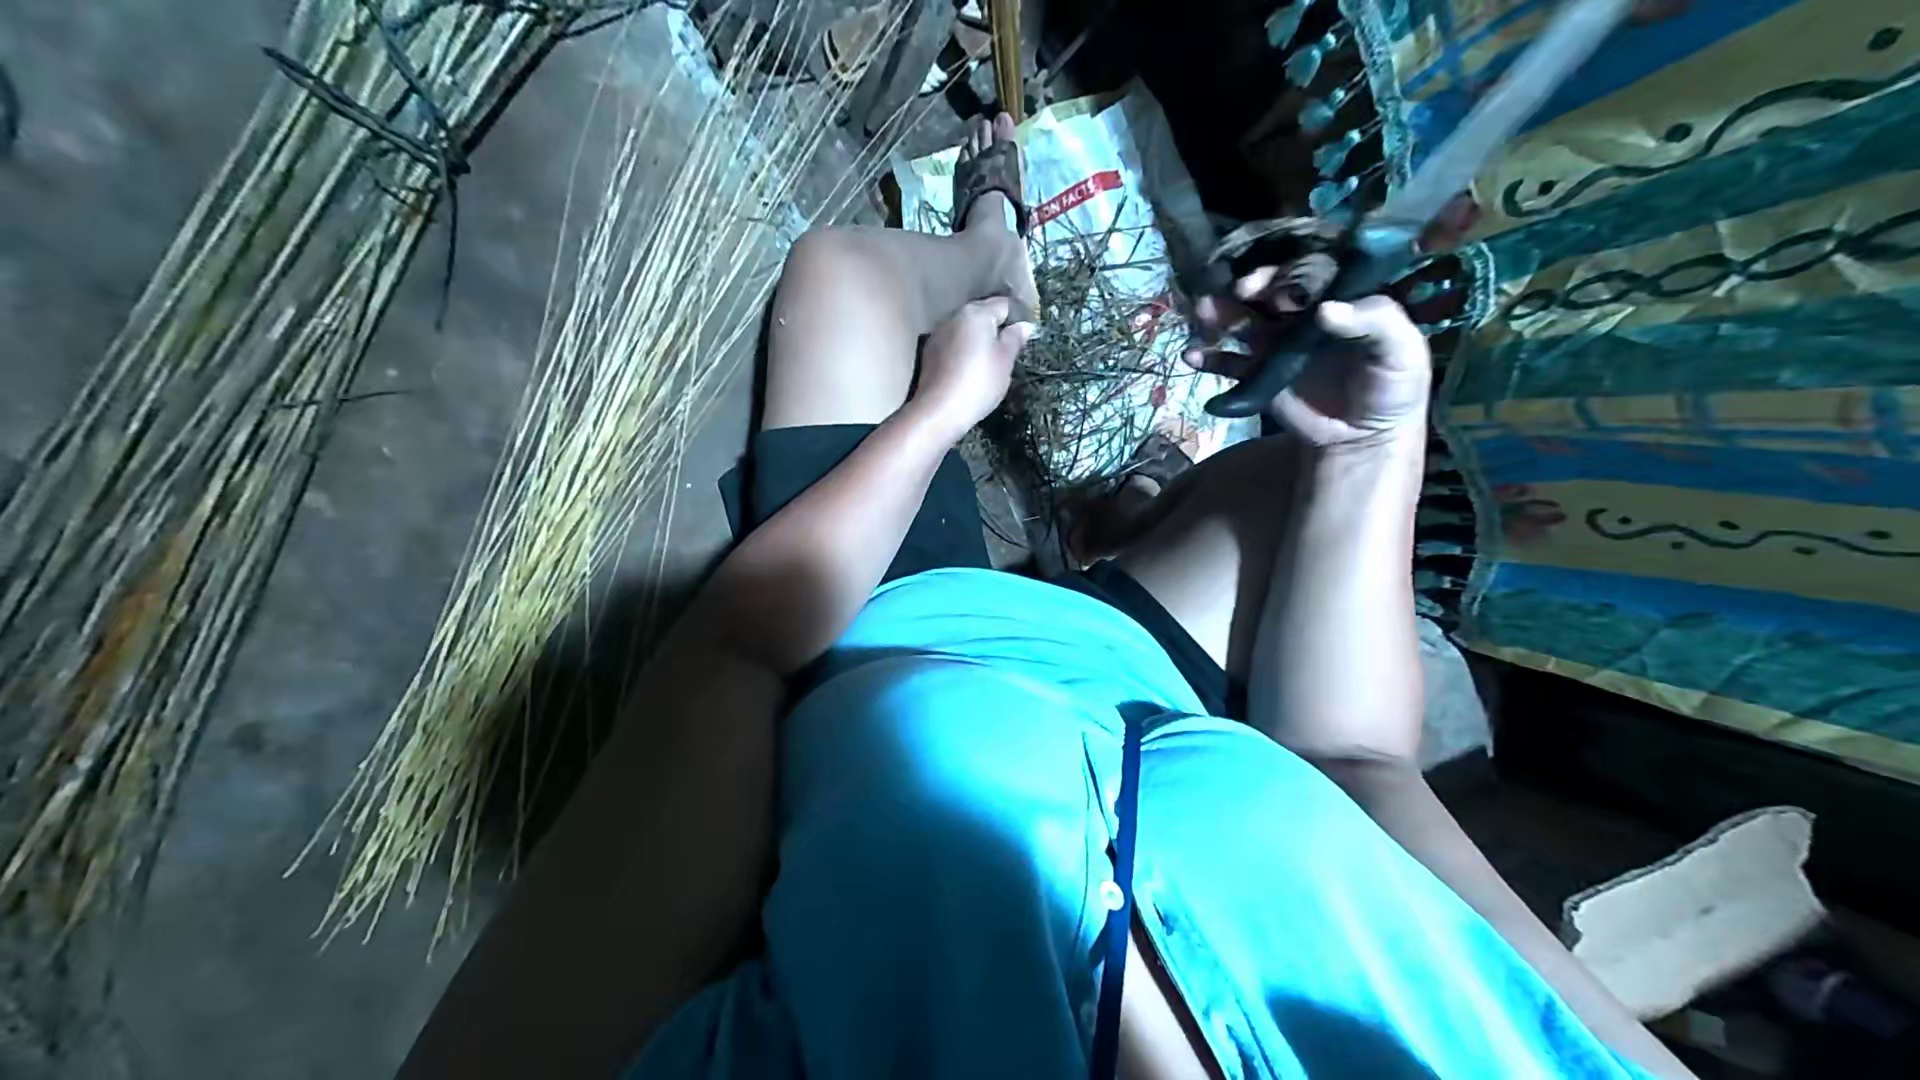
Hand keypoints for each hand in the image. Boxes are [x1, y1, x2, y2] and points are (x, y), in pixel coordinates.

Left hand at [909, 296, 1032, 441]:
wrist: (939, 410)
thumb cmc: (979, 383)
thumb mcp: (1005, 361)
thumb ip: (1014, 339)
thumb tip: (1024, 325)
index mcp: (976, 313)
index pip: (1003, 304)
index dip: (1018, 317)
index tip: (1026, 334)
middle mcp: (954, 317)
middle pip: (982, 314)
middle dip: (996, 327)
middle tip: (1010, 348)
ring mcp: (938, 334)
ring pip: (965, 329)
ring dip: (978, 339)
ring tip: (990, 360)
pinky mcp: (929, 353)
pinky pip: (953, 344)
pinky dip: (963, 351)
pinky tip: (969, 368)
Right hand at [1186, 271, 1430, 448]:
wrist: (1364, 435)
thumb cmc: (1392, 386)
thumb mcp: (1403, 350)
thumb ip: (1374, 322)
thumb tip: (1325, 310)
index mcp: (1338, 300)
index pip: (1309, 275)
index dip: (1290, 273)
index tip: (1277, 283)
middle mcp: (1301, 317)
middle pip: (1270, 293)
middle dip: (1251, 287)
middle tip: (1240, 291)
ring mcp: (1275, 345)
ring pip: (1243, 322)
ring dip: (1220, 314)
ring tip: (1203, 312)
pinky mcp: (1257, 375)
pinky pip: (1229, 364)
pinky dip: (1209, 359)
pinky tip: (1192, 356)